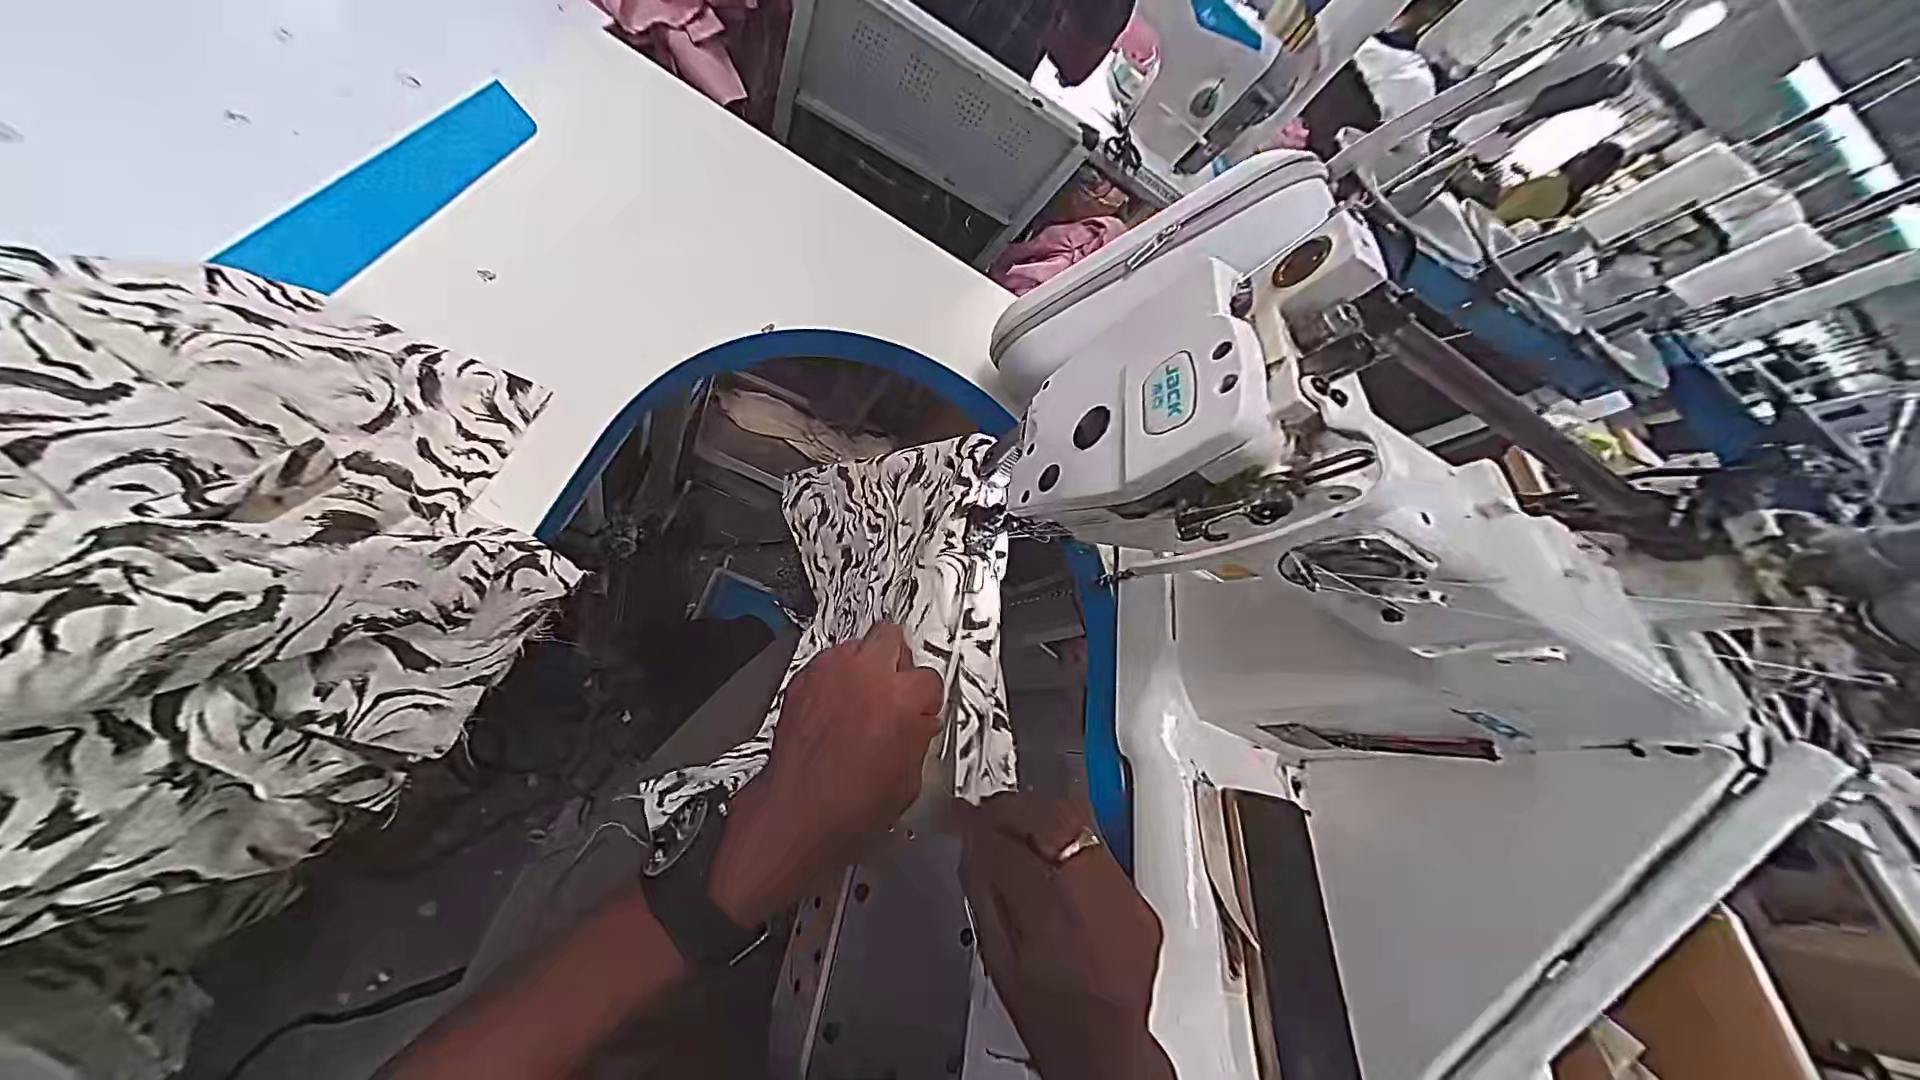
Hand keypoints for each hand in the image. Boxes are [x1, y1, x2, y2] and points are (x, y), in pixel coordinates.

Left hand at [708, 622, 943, 925]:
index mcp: (902, 696)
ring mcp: (831, 672)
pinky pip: (827, 663)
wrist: (796, 813)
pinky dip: (835, 677)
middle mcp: (866, 673)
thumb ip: (919, 736)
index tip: (922, 709)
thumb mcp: (908, 778)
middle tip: (896, 683)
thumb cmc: (846, 804)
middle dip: (898, 658)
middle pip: (892, 636)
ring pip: (857, 644)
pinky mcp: (803, 679)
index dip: (927, 698)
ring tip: (863, 694)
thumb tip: (920, 724)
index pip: (930, 678)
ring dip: (864, 664)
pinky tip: (837, 704)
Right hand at [959, 793, 1173, 1079]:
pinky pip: (1099, 848)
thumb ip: (985, 898)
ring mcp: (1123, 898)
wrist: (1113, 1056)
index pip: (1006, 850)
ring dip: (1039, 814)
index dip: (977, 827)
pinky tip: (1049, 844)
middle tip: (987, 812)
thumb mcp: (1001, 964)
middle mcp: (1094, 903)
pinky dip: (1068, 836)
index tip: (961, 817)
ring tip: (1014, 820)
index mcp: (1052, 922)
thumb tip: (973, 851)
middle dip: (1010, 808)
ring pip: (1078, 823)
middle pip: (1048, 821)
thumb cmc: (1055, 1024)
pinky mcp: (1139, 901)